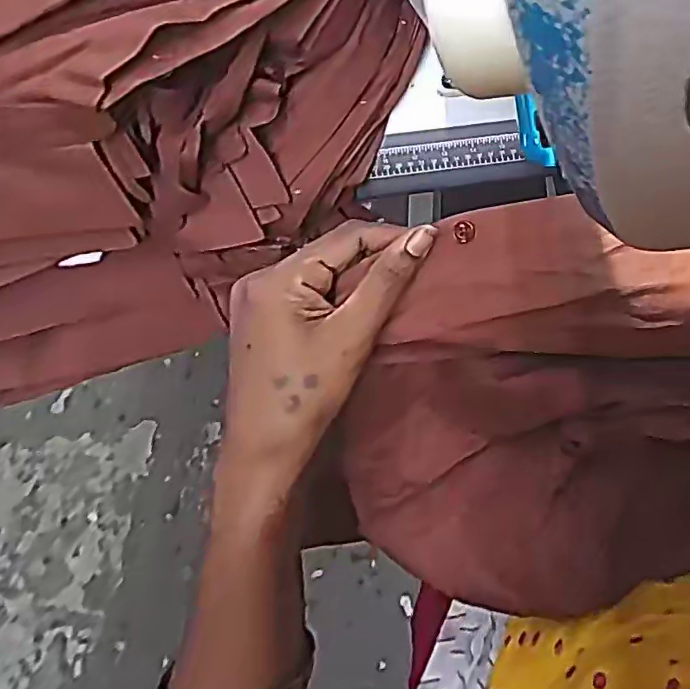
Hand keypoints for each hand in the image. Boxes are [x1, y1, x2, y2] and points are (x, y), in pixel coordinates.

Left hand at [220, 222, 436, 481]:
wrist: (264, 452)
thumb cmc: (307, 396)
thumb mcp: (354, 332)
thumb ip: (388, 278)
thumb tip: (422, 235)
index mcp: (277, 277)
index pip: (347, 236)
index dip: (392, 236)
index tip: (430, 243)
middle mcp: (261, 277)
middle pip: (334, 250)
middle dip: (378, 256)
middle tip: (419, 266)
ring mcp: (259, 296)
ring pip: (326, 268)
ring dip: (362, 274)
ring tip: (399, 284)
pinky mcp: (266, 314)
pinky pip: (313, 287)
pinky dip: (343, 291)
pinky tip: (366, 303)